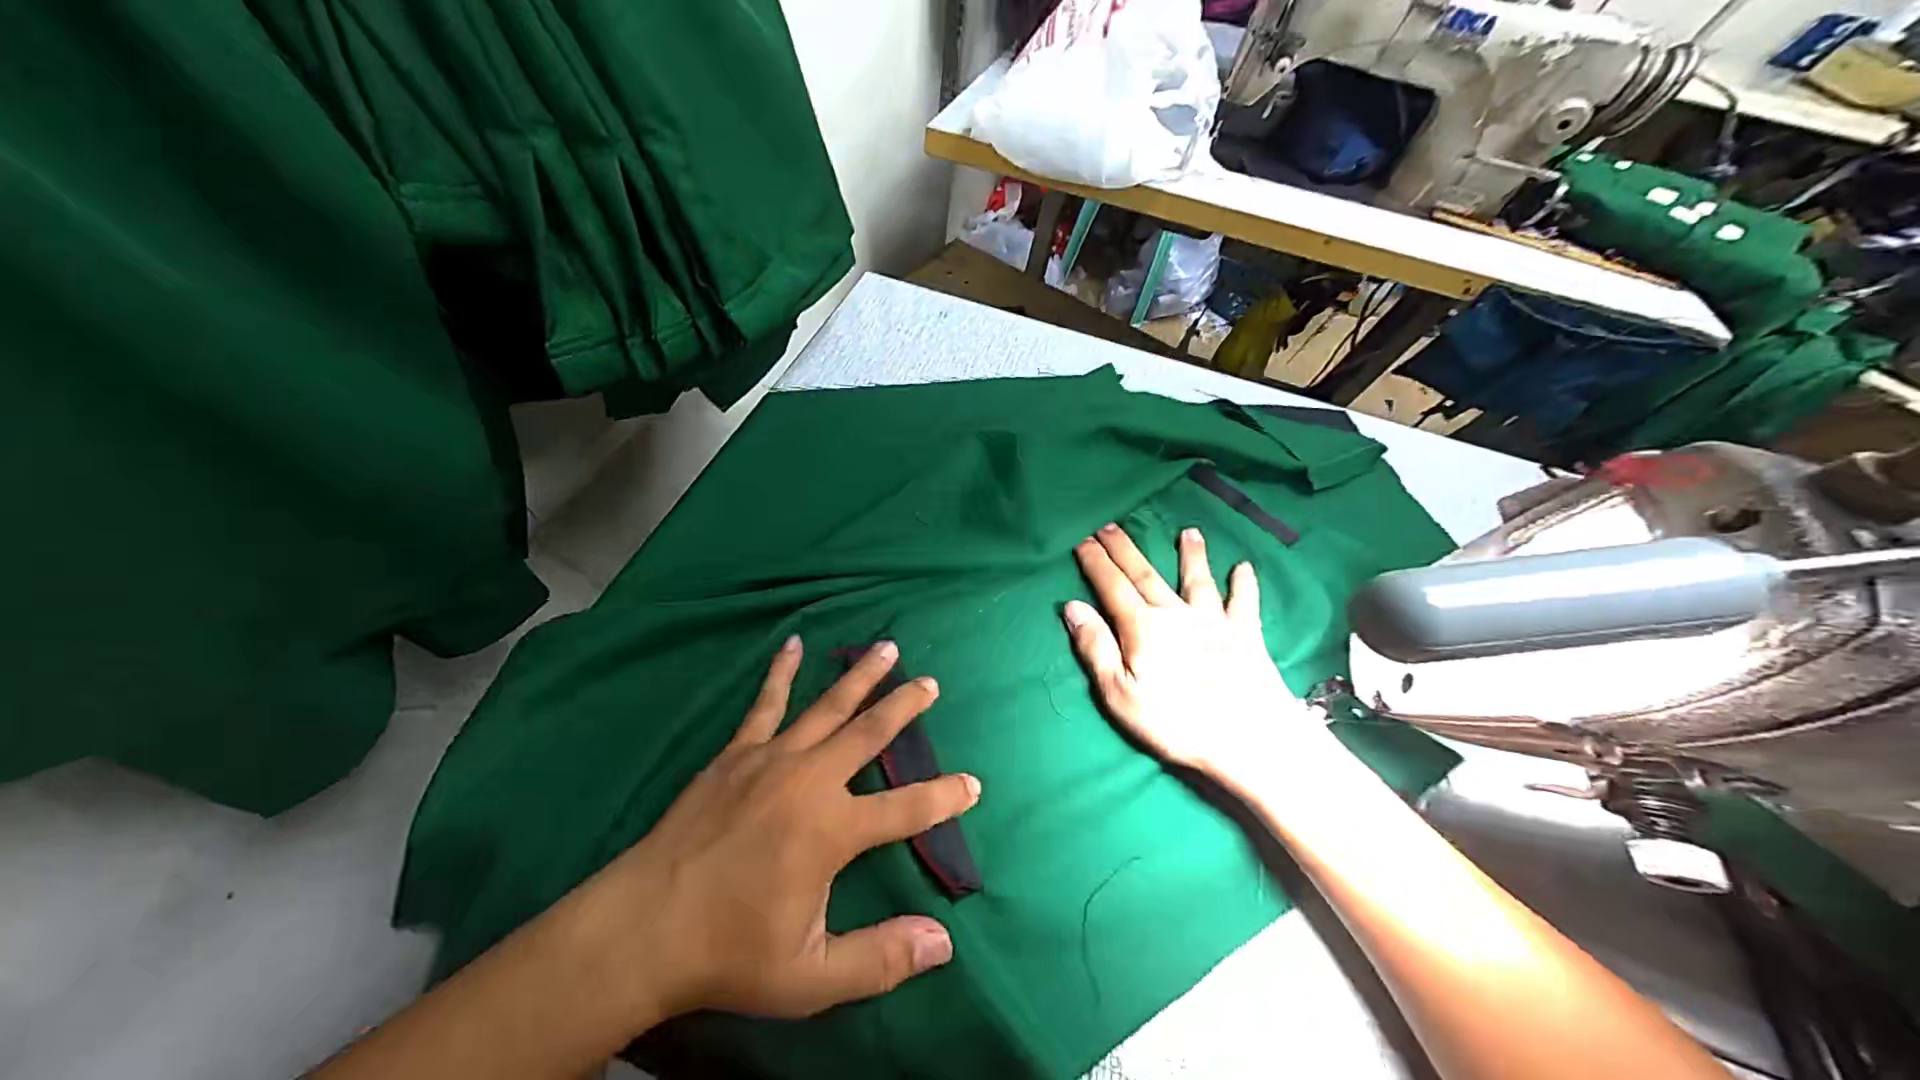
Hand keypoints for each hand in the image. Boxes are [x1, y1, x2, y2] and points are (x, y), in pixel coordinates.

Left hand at [561, 637, 979, 1026]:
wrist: (642, 927)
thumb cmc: (730, 951)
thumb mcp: (812, 976)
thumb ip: (881, 958)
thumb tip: (944, 942)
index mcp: (832, 831)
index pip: (907, 809)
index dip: (944, 797)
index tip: (973, 784)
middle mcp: (809, 782)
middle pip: (869, 734)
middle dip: (904, 707)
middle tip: (930, 683)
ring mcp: (770, 760)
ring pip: (827, 707)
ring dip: (861, 677)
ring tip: (887, 648)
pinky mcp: (736, 754)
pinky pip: (764, 704)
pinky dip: (781, 672)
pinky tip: (793, 644)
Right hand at [1063, 524, 1320, 780]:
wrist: (1249, 738)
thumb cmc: (1176, 723)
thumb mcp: (1120, 694)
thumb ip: (1096, 648)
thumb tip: (1073, 607)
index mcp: (1143, 628)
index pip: (1112, 586)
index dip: (1095, 562)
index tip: (1082, 539)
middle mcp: (1176, 613)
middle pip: (1145, 574)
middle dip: (1125, 549)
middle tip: (1111, 524)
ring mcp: (1215, 621)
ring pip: (1198, 579)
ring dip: (1191, 555)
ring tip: (1188, 532)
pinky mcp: (1247, 635)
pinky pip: (1244, 602)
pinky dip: (1244, 583)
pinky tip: (1244, 568)